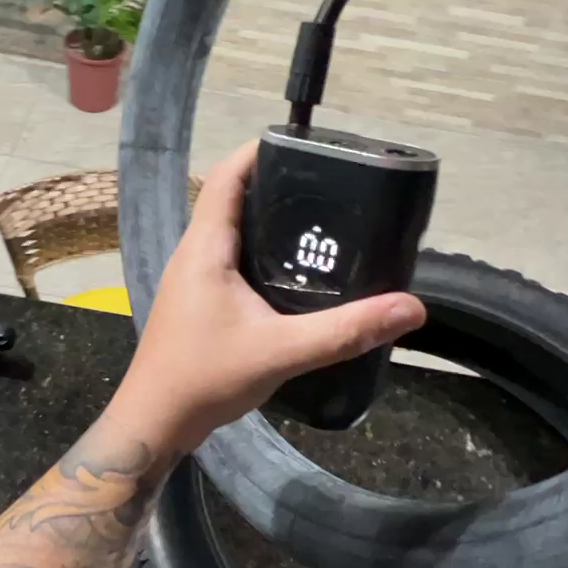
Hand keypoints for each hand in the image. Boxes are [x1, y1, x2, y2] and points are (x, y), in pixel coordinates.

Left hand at [106, 142, 426, 451]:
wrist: (155, 422)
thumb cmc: (205, 378)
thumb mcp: (281, 351)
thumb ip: (345, 330)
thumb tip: (411, 309)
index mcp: (205, 247)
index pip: (228, 175)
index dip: (262, 150)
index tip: (308, 145)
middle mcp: (194, 254)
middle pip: (233, 199)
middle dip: (279, 187)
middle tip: (334, 190)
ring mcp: (192, 280)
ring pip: (232, 234)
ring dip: (270, 224)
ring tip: (324, 227)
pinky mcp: (198, 304)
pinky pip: (231, 262)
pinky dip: (262, 256)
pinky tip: (295, 277)